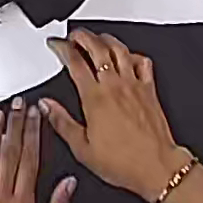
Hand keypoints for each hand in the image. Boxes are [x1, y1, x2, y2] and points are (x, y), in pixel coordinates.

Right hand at [42, 30, 191, 202]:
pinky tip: (127, 55)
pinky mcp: (149, 89)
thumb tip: (46, 106)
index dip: (62, 48)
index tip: (56, 44)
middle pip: (97, 47)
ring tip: (96, 37)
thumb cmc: (122, 161)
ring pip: (119, 49)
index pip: (75, 61)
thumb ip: (61, 122)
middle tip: (74, 35)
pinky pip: (143, 62)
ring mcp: (133, 84)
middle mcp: (114, 86)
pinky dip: (133, 54)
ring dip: (105, 39)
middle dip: (82, 36)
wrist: (156, 167)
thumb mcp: (82, 148)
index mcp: (95, 98)